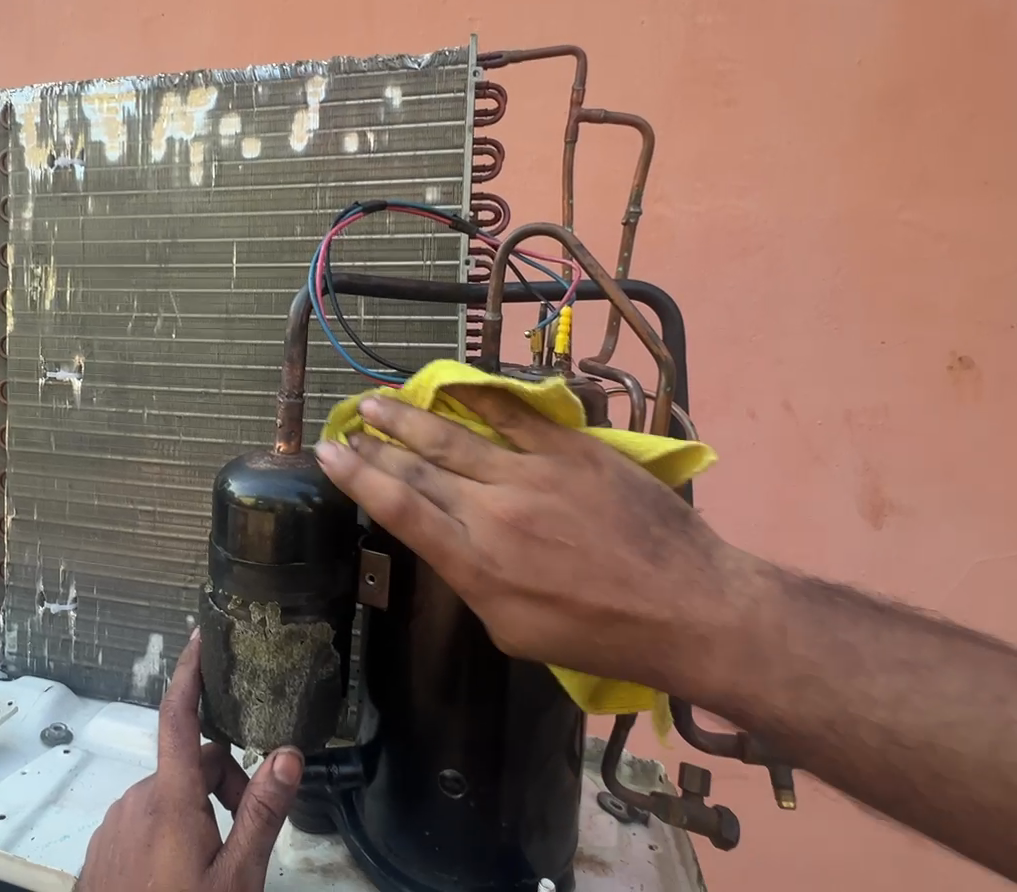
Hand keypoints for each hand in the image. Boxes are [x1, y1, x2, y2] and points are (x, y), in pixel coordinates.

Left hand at [76, 631, 303, 891]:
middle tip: (247, 835)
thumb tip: (288, 753)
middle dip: (225, 785)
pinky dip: (169, 831)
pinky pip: (143, 819)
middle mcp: (137, 800)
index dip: (191, 671)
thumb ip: (262, 813)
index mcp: (170, 799)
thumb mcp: (236, 879)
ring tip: (214, 866)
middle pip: (191, 765)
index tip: (200, 635)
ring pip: (169, 795)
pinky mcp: (102, 850)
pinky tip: (180, 875)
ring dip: (198, 812)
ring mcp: (115, 825)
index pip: (179, 715)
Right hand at [313, 385, 768, 696]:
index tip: (328, 454)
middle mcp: (493, 511)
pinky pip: (514, 415)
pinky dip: (478, 397)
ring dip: (410, 417)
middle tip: (347, 424)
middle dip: (375, 443)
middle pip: (419, 468)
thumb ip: (471, 579)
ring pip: (455, 436)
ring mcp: (532, 474)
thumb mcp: (513, 630)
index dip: (358, 477)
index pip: (400, 509)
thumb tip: (447, 539)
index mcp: (476, 564)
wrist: (688, 606)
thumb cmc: (598, 634)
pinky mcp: (570, 449)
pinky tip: (452, 383)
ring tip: (377, 400)